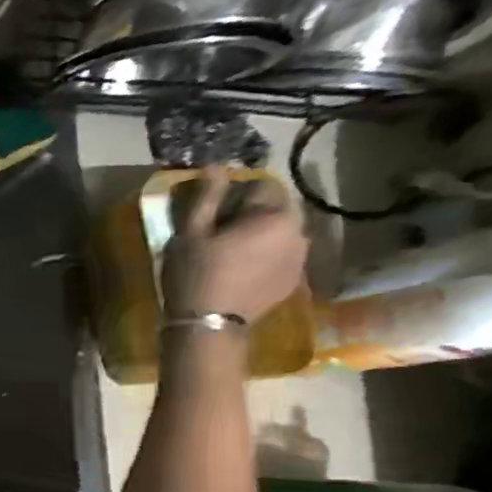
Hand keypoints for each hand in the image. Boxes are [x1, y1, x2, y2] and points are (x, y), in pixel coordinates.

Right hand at [160, 168, 307, 322]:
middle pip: (276, 208)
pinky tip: (243, 271)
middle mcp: (298, 231)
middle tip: (220, 233)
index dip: (234, 195)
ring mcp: (301, 258)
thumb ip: (208, 196)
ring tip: (233, 253)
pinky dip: (266, 256)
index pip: (260, 185)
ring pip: (280, 232)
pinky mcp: (295, 280)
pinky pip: (282, 255)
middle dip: (252, 213)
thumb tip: (217, 165)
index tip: (213, 214)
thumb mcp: (191, 232)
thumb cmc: (195, 275)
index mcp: (274, 215)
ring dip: (261, 235)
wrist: (208, 327)